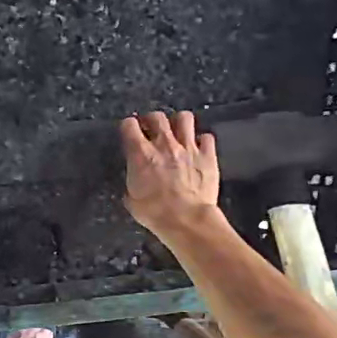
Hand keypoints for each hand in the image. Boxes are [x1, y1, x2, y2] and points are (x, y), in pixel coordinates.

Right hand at [121, 111, 221, 239]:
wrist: (187, 220)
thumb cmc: (157, 213)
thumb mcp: (132, 200)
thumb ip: (132, 183)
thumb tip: (135, 182)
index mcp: (141, 154)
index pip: (129, 125)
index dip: (129, 127)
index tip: (130, 131)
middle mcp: (164, 145)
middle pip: (157, 117)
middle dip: (152, 120)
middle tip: (152, 129)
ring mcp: (188, 148)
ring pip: (184, 118)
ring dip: (179, 123)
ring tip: (177, 132)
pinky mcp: (207, 156)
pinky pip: (207, 137)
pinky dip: (203, 140)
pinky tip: (199, 147)